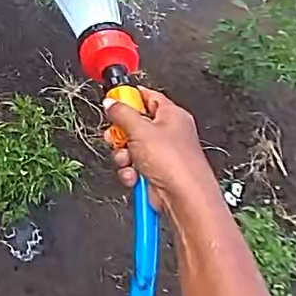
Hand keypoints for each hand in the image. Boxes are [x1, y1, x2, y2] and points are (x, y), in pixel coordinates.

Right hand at [104, 86, 219, 214]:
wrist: (184, 199)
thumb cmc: (176, 163)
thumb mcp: (140, 129)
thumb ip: (121, 113)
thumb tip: (111, 102)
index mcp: (171, 115)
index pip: (146, 96)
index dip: (129, 97)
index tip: (113, 100)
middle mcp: (168, 133)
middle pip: (134, 123)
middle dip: (120, 132)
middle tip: (116, 136)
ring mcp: (161, 153)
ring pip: (130, 146)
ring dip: (123, 155)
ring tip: (128, 159)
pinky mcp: (154, 172)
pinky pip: (133, 165)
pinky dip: (129, 171)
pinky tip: (134, 175)